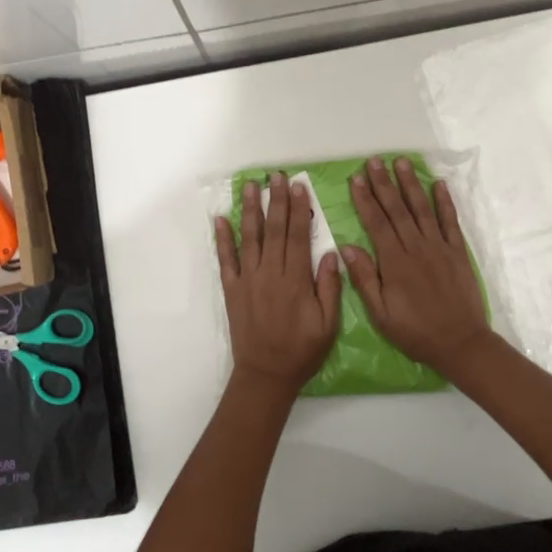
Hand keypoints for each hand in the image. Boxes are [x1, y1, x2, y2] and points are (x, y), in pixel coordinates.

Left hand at [214, 172, 341, 393]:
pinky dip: (222, 239)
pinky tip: (220, 219)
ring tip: (250, 186)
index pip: (298, 236)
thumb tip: (331, 253)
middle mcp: (270, 274)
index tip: (298, 187)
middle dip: (276, 201)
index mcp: (296, 280)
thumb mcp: (328, 324)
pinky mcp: (232, 289)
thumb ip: (330, 288)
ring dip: (249, 210)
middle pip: (275, 230)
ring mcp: (248, 280)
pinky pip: (226, 260)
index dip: (299, 210)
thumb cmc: (302, 351)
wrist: (266, 374)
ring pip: (250, 238)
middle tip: (277, 176)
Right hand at [343, 157, 497, 374]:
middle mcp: (417, 248)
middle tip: (374, 160)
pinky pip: (450, 222)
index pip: (376, 223)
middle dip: (384, 183)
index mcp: (394, 262)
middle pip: (397, 209)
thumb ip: (364, 279)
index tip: (356, 178)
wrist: (461, 343)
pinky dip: (445, 202)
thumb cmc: (415, 332)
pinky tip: (439, 184)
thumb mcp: (381, 314)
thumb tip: (346, 247)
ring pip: (422, 209)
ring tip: (401, 162)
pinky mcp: (458, 253)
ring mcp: (439, 248)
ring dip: (411, 184)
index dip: (365, 199)